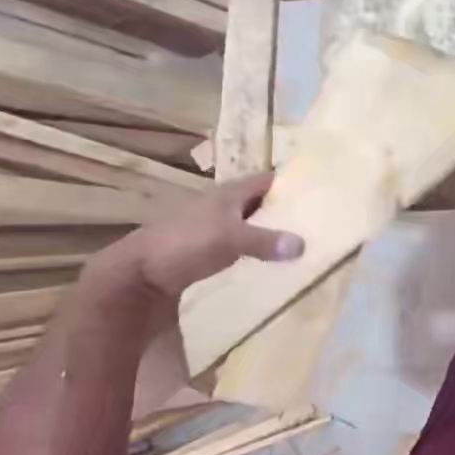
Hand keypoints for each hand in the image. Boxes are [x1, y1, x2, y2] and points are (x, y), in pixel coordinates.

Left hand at [87, 173, 304, 301]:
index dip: (292, 181)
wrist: (135, 275)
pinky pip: (243, 243)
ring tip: (303, 240)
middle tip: (317, 218)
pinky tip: (273, 259)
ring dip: (272, 230)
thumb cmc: (184, 244)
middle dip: (286, 208)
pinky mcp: (207, 250)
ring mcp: (214, 227)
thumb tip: (303, 245)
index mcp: (230, 193)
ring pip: (253, 223)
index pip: (269, 179)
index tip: (319, 190)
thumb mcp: (231, 239)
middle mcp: (223, 205)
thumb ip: (267, 241)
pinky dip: (258, 248)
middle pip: (263, 201)